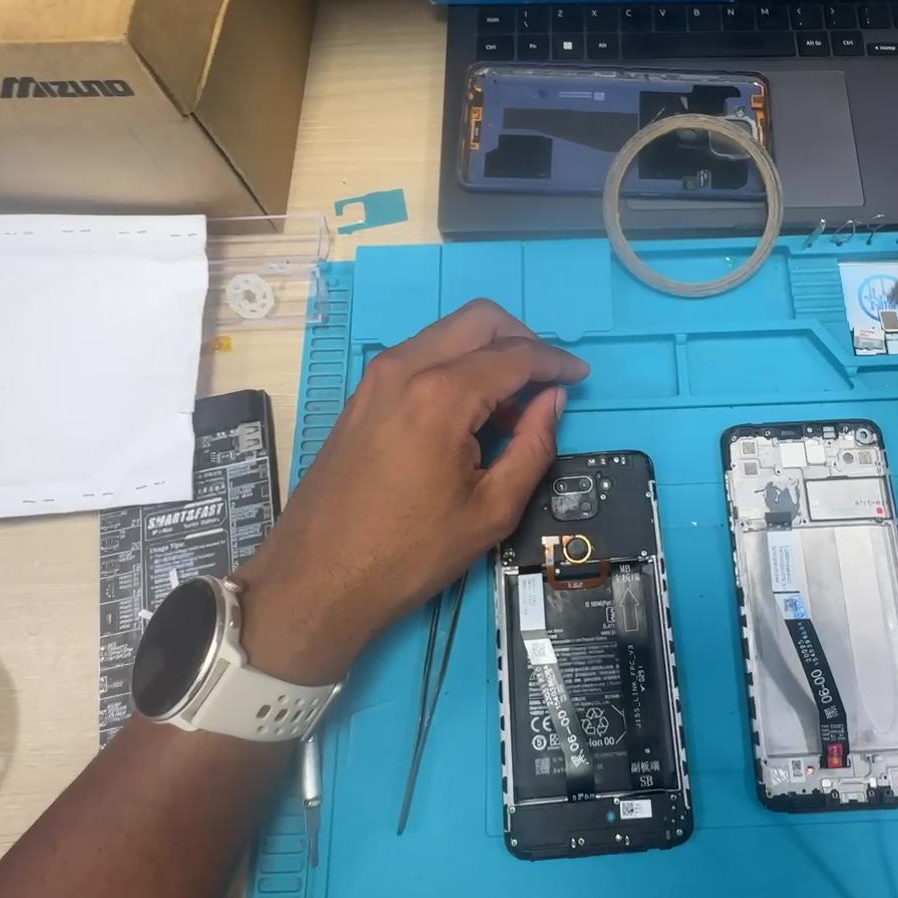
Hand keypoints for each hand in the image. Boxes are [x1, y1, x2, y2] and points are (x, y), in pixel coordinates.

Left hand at [234, 300, 587, 684]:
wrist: (317, 579)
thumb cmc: (410, 553)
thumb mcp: (492, 510)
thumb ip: (533, 446)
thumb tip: (553, 400)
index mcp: (442, 395)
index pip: (515, 354)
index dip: (555, 361)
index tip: (580, 375)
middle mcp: (406, 367)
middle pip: (480, 319)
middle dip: (523, 339)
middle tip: (548, 378)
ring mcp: (377, 377)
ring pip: (448, 332)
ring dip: (488, 351)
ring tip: (512, 405)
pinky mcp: (362, 394)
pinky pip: (421, 354)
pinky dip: (456, 364)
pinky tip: (470, 412)